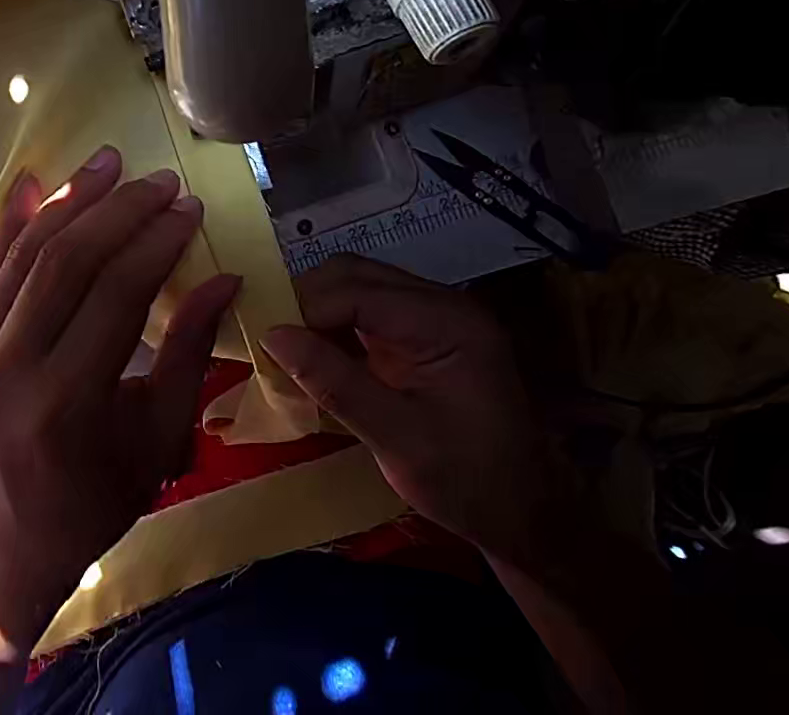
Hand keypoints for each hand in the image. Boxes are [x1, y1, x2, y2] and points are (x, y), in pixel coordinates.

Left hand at [0, 145, 238, 655]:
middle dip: (119, 211)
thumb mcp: (159, 436)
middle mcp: (8, 371)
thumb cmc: (99, 498)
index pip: (116, 294)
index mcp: (65, 403)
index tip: (190, 209)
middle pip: (67, 263)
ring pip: (24, 256)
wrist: (11, 539)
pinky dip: (11, 222)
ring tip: (108, 163)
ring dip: (70, 201)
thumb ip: (189, 351)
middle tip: (160, 182)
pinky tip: (32, 180)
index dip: (157, 242)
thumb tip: (226, 279)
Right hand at [262, 255, 568, 556]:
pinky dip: (333, 324)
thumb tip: (272, 336)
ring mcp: (432, 315)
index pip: (358, 292)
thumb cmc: (468, 481)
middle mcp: (441, 303)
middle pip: (355, 274)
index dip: (306, 310)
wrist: (523, 513)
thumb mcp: (398, 440)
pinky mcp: (421, 332)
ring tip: (287, 346)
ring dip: (317, 309)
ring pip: (356, 284)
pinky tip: (315, 353)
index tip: (265, 343)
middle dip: (306, 301)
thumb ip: (335, 382)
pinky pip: (365, 309)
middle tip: (272, 340)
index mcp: (447, 322)